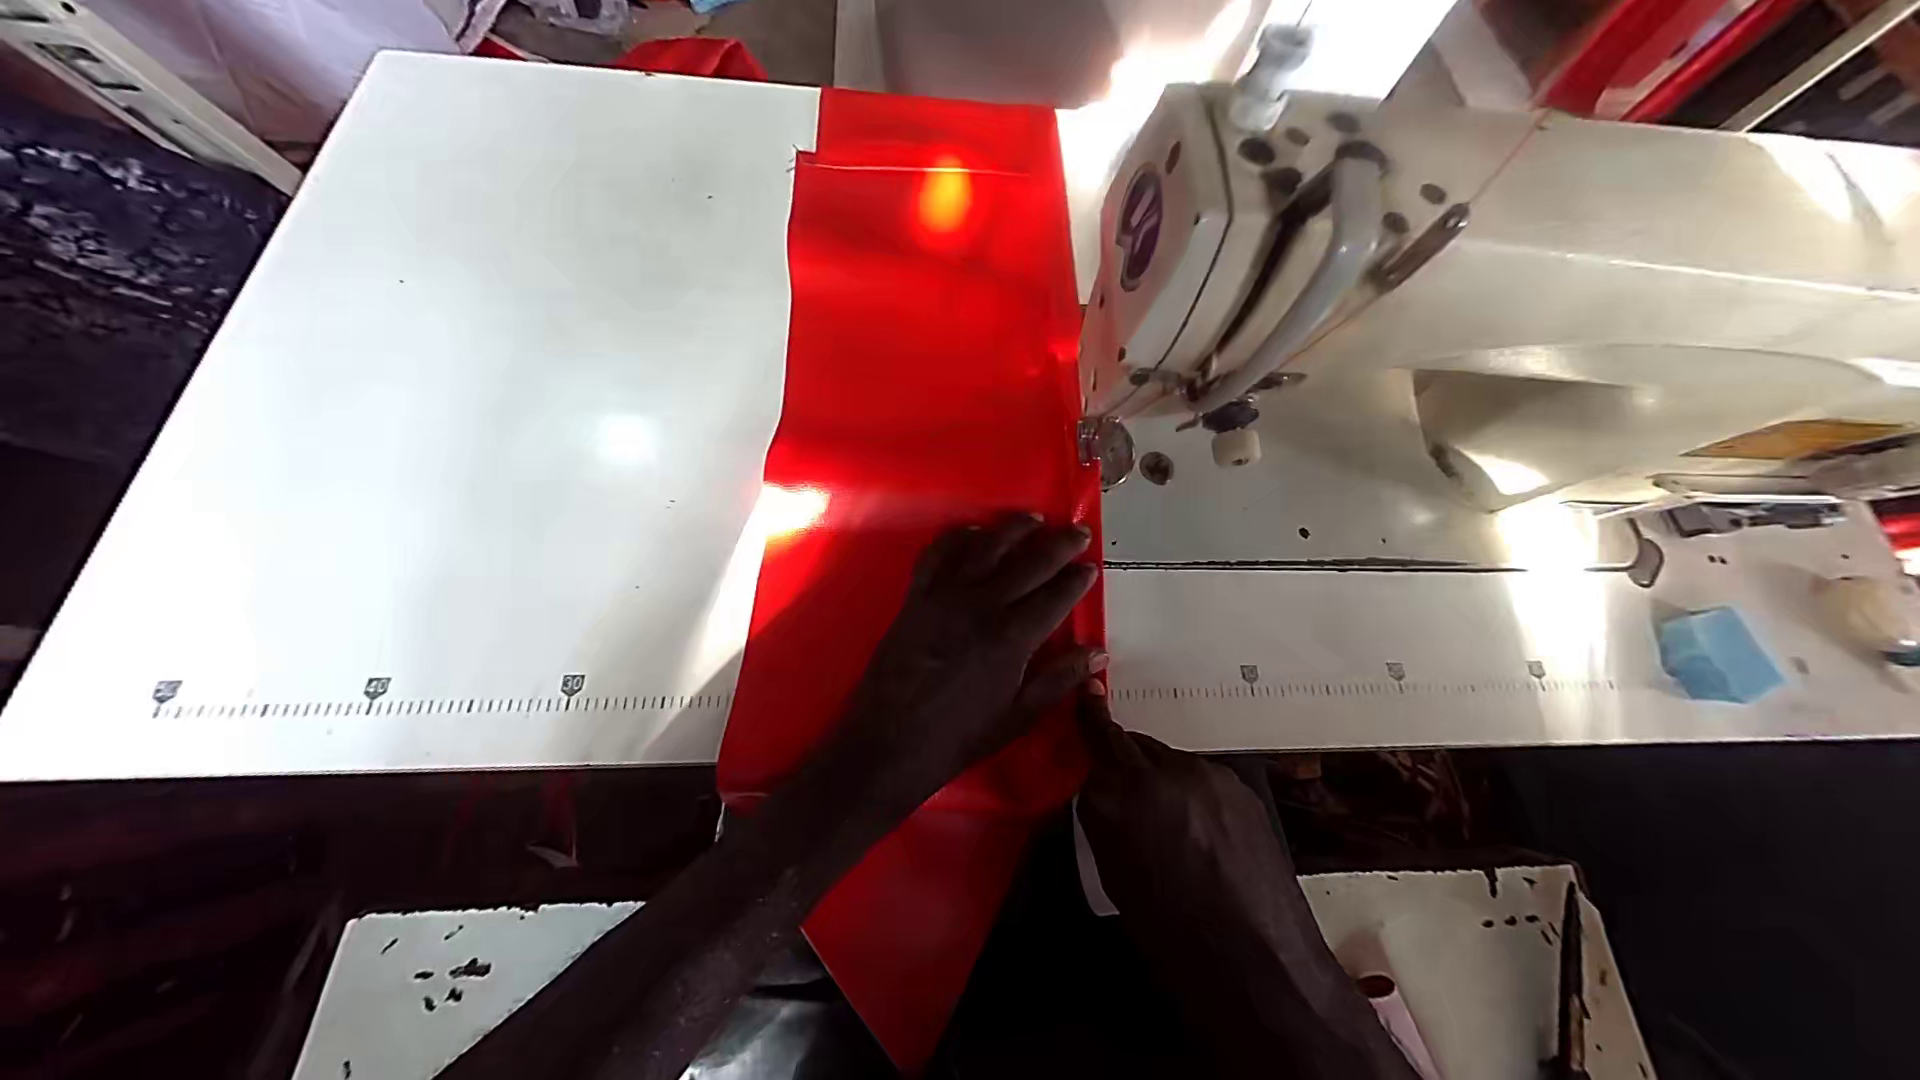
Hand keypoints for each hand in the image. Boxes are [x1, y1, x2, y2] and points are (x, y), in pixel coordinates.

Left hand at [828, 515, 1103, 809]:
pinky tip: (970, 532)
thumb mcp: (1018, 716)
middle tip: (1077, 531)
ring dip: (1012, 528)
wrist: (890, 740)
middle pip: (1028, 562)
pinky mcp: (916, 597)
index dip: (1077, 578)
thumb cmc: (959, 735)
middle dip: (1058, 544)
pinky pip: (937, 555)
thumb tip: (1098, 655)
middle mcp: (981, 605)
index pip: (1056, 596)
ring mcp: (944, 596)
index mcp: (1011, 637)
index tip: (1091, 566)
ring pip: (984, 548)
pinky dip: (956, 538)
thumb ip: (1059, 680)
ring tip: (1033, 518)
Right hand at [1077, 690, 1420, 1079]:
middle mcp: (1161, 771)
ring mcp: (1206, 775)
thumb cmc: (1169, 932)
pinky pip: (1202, 779)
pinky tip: (1204, 835)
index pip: (1097, 735)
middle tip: (1126, 798)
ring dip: (1160, 781)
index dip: (1090, 714)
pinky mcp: (1240, 786)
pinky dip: (1192, 795)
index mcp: (1118, 795)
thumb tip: (1100, 789)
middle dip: (1124, 763)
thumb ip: (1104, 816)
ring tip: (1171, 826)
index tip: (1087, 693)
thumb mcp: (1115, 873)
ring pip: (1169, 762)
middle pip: (1132, 744)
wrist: (1258, 963)